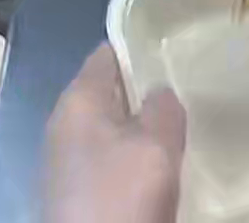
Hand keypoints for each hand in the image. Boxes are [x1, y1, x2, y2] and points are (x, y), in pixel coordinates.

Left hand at [44, 45, 186, 222]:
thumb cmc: (120, 200)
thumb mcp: (157, 142)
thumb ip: (163, 104)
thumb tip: (157, 95)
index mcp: (77, 101)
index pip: (109, 52)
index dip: (141, 47)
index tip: (174, 49)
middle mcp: (64, 126)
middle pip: (110, 91)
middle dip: (145, 90)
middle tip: (184, 90)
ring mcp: (66, 166)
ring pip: (112, 129)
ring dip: (142, 130)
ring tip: (178, 130)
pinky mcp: (75, 200)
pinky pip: (109, 162)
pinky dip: (132, 161)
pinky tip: (158, 172)